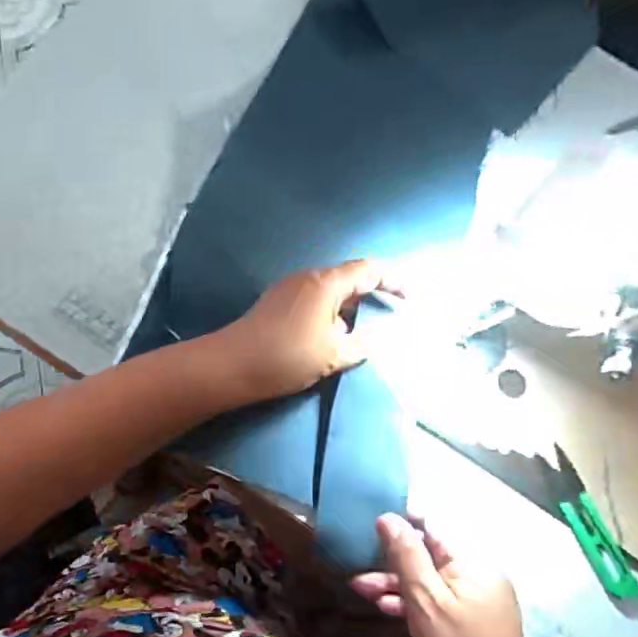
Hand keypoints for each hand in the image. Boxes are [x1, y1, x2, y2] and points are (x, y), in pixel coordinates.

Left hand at [204, 258, 400, 402]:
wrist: (229, 367)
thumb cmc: (285, 357)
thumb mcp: (332, 355)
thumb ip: (359, 345)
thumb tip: (367, 340)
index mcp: (325, 283)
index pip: (368, 270)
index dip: (393, 280)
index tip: (408, 297)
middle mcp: (305, 278)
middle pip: (346, 280)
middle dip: (368, 298)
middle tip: (385, 320)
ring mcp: (285, 290)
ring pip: (326, 294)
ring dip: (345, 311)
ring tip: (358, 336)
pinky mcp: (272, 306)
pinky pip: (309, 304)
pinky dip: (325, 317)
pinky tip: (327, 340)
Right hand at [350, 512, 532, 636]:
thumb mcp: (424, 598)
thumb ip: (405, 555)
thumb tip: (388, 517)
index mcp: (473, 562)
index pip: (434, 525)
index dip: (401, 521)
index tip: (368, 523)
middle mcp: (478, 574)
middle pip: (428, 553)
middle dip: (391, 559)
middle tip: (357, 570)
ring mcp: (475, 598)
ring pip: (428, 578)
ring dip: (394, 582)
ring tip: (361, 591)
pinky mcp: (468, 620)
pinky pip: (435, 598)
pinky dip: (410, 600)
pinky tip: (386, 607)